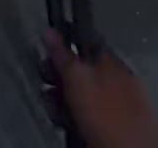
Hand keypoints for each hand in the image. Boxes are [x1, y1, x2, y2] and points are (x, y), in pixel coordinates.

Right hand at [46, 31, 157, 147]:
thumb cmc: (103, 111)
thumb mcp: (77, 78)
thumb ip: (61, 54)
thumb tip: (48, 30)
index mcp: (111, 61)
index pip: (84, 39)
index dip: (63, 40)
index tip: (46, 49)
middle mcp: (114, 79)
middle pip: (79, 68)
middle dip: (57, 74)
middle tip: (44, 79)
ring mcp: (113, 105)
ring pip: (79, 93)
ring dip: (59, 97)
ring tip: (50, 107)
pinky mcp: (109, 127)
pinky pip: (84, 113)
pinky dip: (70, 115)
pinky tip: (60, 121)